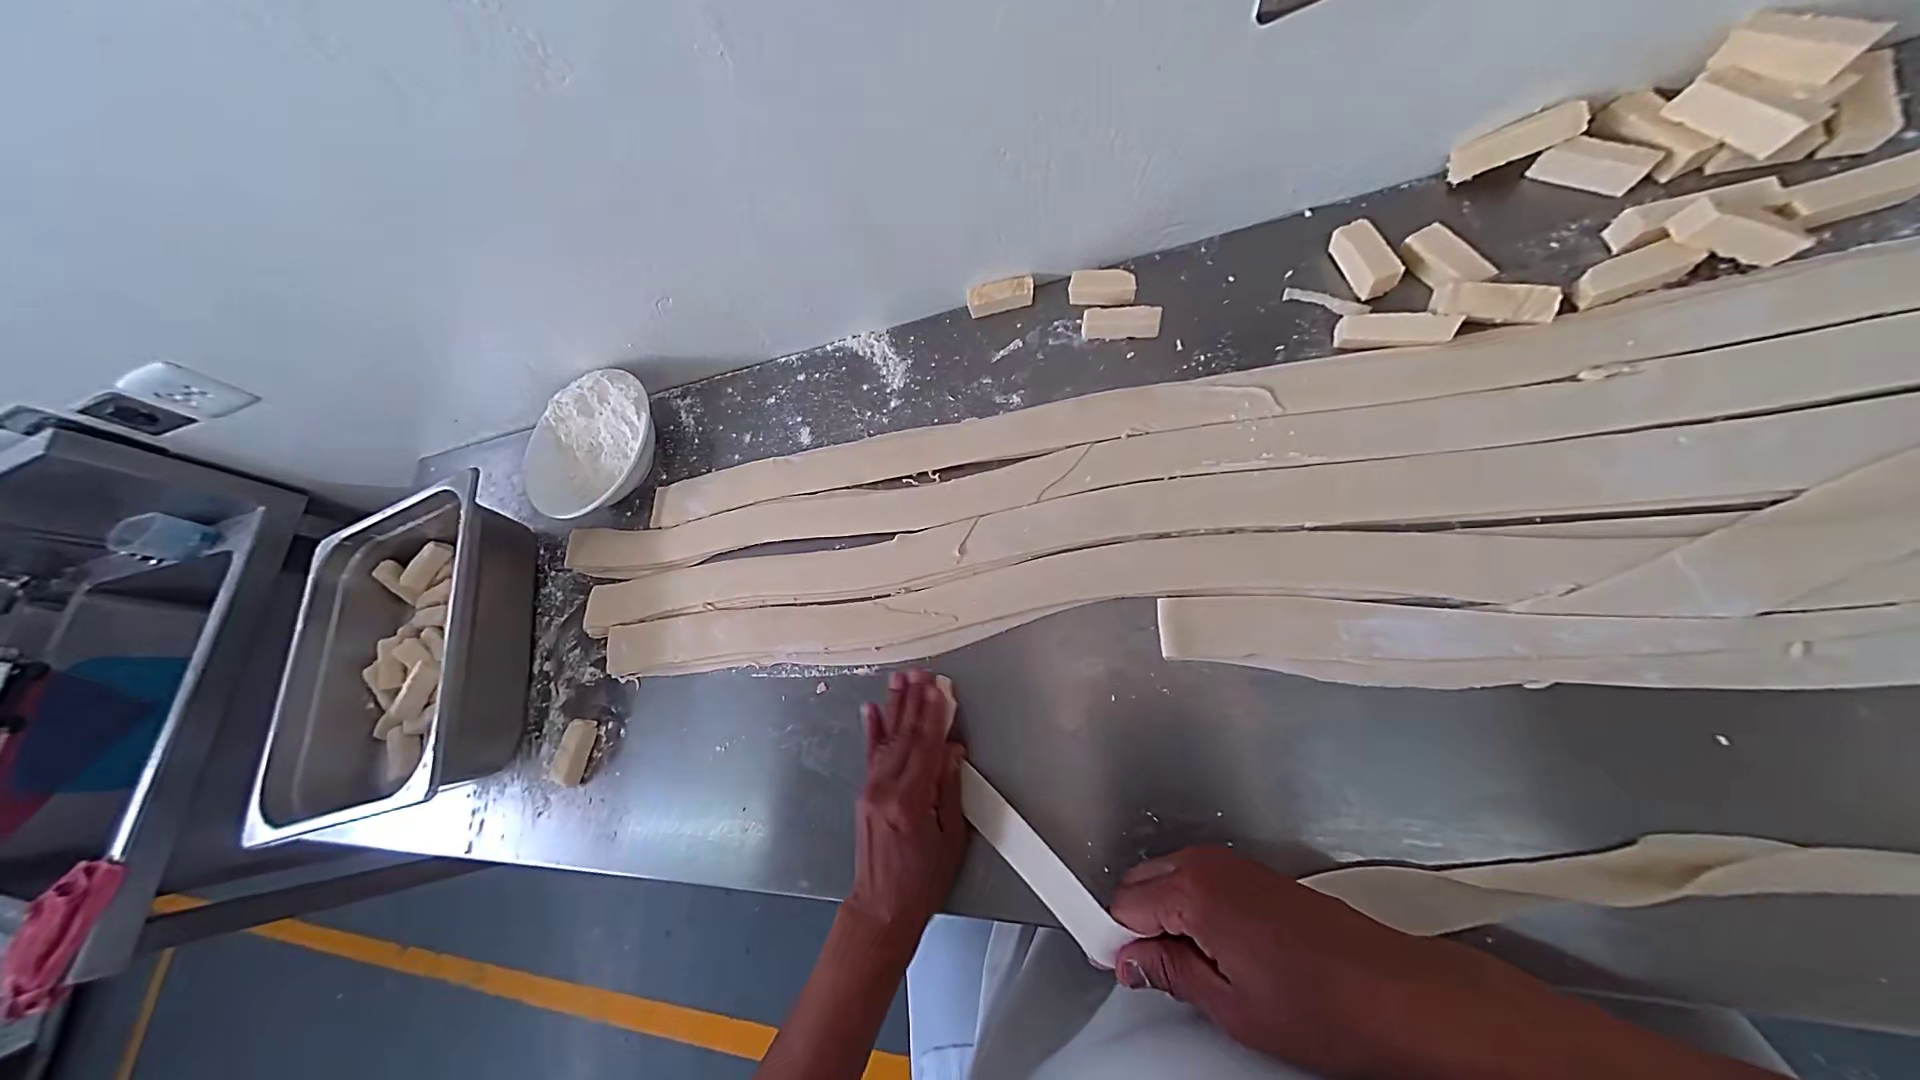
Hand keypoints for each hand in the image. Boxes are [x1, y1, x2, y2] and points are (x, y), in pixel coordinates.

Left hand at [845, 669, 967, 935]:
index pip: (926, 747)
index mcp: (910, 802)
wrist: (881, 907)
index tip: (939, 689)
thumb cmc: (921, 880)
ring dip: (895, 707)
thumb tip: (952, 751)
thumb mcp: (951, 837)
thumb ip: (949, 788)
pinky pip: (870, 755)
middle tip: (920, 673)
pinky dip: (872, 730)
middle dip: (914, 701)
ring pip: (887, 740)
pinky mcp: (864, 794)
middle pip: (905, 736)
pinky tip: (873, 710)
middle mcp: (885, 790)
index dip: (934, 715)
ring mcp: (871, 790)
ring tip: (900, 680)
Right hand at [1109, 846, 1773, 1079]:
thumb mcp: (1231, 1007)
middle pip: (1139, 883)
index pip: (1120, 902)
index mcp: (1194, 891)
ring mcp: (1233, 863)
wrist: (1403, 996)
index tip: (1113, 961)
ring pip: (1167, 880)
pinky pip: (1198, 879)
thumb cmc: (1328, 1005)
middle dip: (1138, 924)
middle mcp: (1209, 864)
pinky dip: (1192, 908)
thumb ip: (1168, 972)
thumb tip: (1131, 960)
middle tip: (1157, 974)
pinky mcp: (1254, 871)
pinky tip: (1223, 950)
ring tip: (1201, 968)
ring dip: (1166, 916)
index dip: (1112, 936)